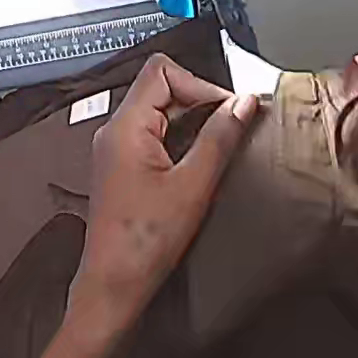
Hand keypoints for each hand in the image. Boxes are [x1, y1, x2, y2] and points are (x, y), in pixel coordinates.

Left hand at [68, 55, 258, 339]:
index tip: (230, 111)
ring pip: (158, 112)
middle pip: (160, 88)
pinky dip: (180, 138)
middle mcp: (114, 131)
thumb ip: (219, 138)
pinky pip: (153, 134)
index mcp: (125, 127)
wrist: (113, 284)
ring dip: (192, 121)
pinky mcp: (121, 166)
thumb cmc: (146, 241)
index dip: (201, 85)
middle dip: (200, 101)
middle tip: (231, 128)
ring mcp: (115, 149)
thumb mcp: (193, 185)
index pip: (163, 72)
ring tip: (218, 146)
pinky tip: (198, 163)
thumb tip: (244, 102)